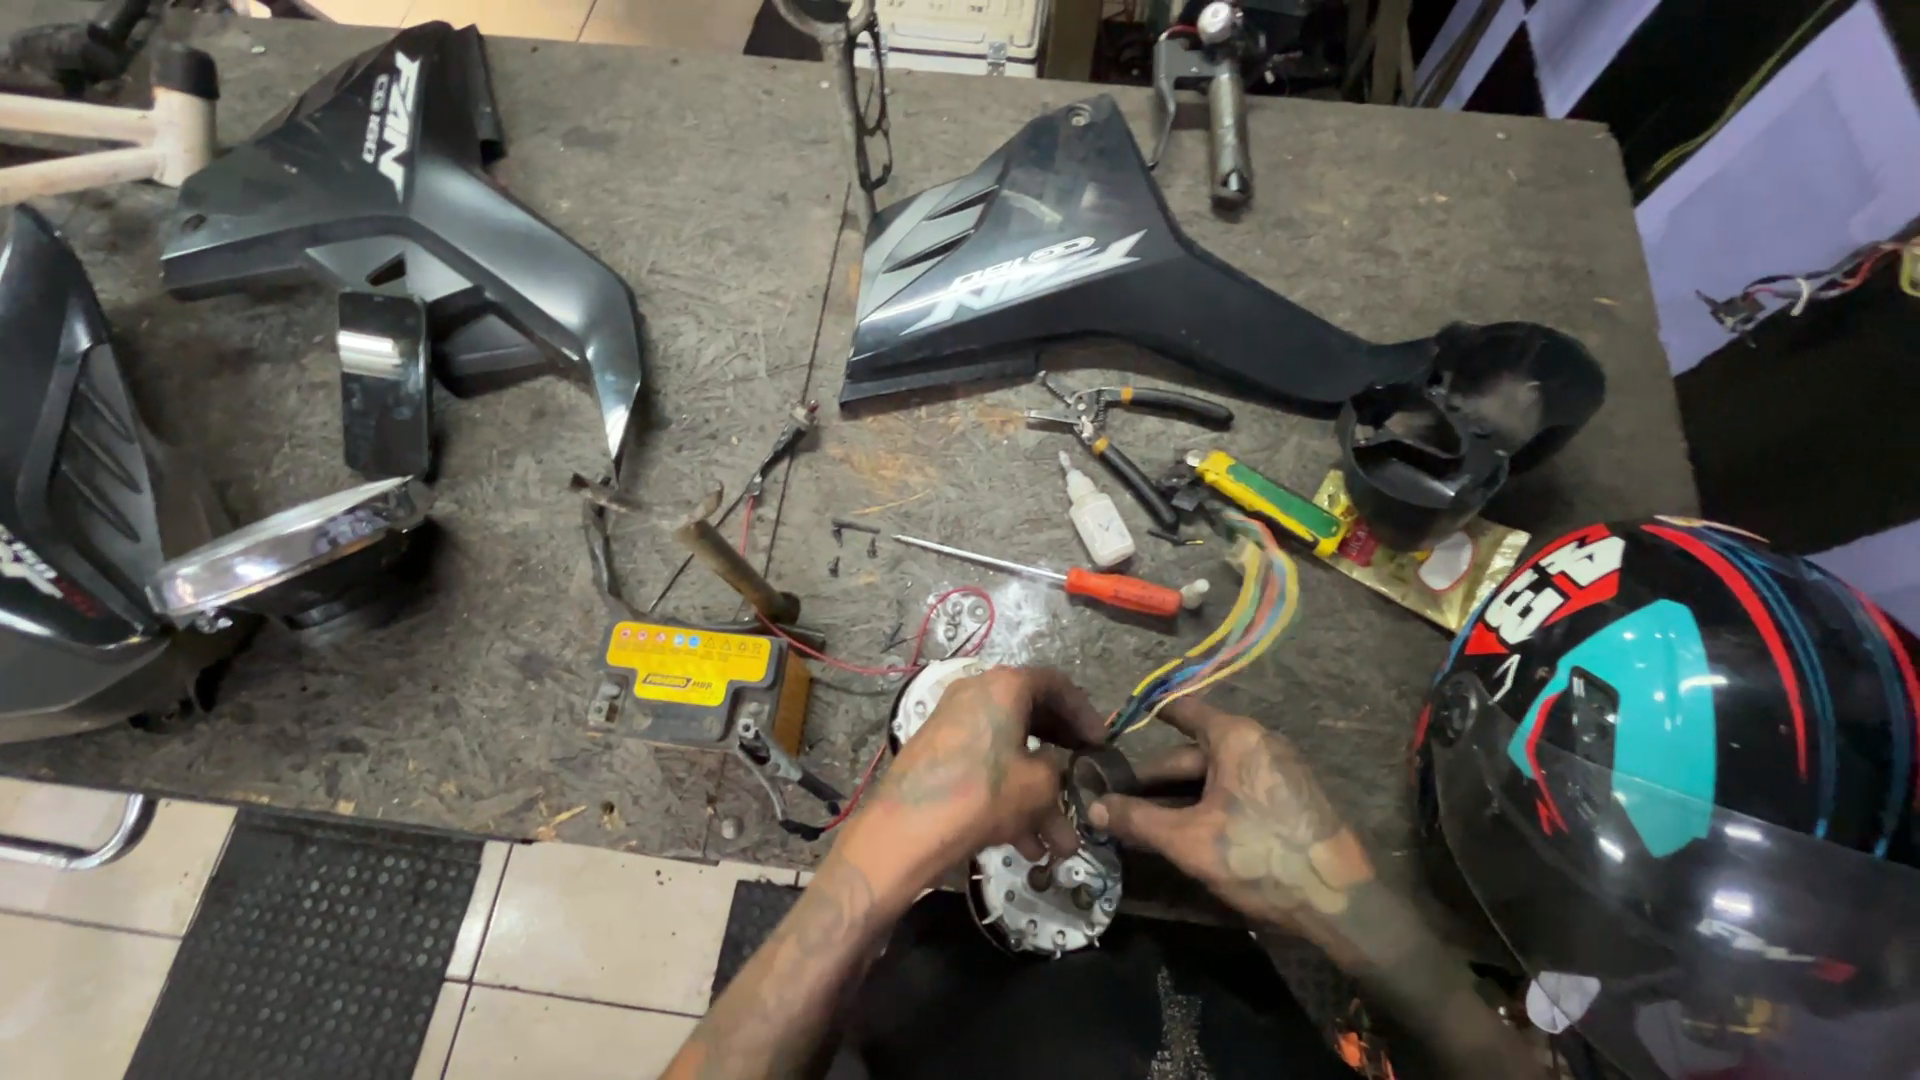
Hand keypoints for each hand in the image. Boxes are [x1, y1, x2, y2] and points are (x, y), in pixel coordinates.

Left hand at [850, 666, 1106, 877]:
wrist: (905, 829)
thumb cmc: (982, 795)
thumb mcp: (1039, 785)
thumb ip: (1058, 770)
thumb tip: (1055, 771)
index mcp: (1004, 685)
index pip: (1056, 684)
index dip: (1084, 713)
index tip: (1100, 743)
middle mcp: (976, 692)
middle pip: (1030, 715)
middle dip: (1060, 752)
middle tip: (1081, 772)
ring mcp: (952, 721)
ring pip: (1008, 751)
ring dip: (1036, 792)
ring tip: (1058, 840)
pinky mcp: (937, 752)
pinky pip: (983, 766)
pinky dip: (1007, 795)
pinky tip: (1025, 844)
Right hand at [1088, 698, 1374, 942]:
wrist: (1343, 901)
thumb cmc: (1260, 856)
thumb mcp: (1189, 841)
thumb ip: (1138, 820)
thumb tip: (1093, 809)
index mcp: (1236, 737)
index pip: (1184, 710)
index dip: (1152, 713)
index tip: (1125, 719)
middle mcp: (1260, 743)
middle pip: (1195, 752)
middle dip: (1158, 776)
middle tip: (1123, 800)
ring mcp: (1281, 770)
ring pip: (1217, 774)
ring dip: (1182, 794)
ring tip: (1151, 819)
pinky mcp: (1293, 798)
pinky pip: (1239, 788)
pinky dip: (1210, 801)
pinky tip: (1193, 829)